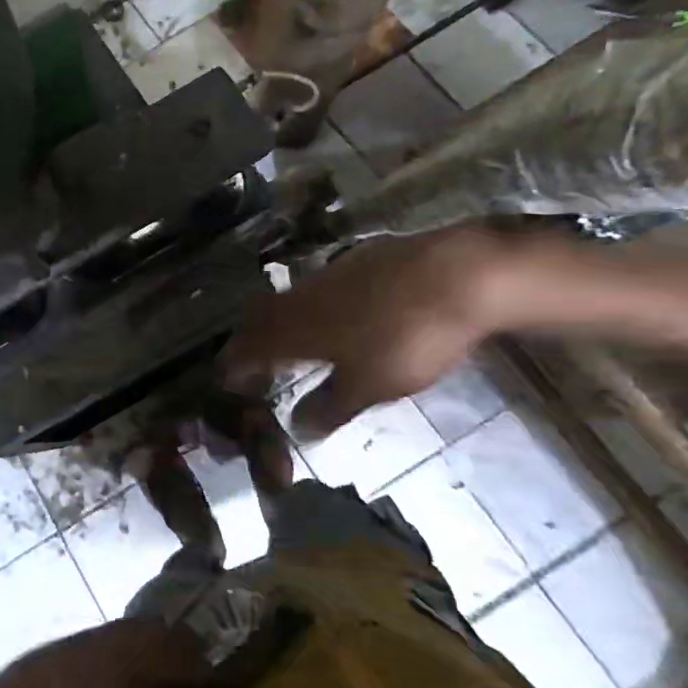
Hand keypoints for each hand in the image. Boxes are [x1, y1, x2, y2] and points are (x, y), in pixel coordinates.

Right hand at [223, 228, 523, 439]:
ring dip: (281, 326)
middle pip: (258, 319)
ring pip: (288, 302)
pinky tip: (337, 321)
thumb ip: (328, 407)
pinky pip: (317, 290)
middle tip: (255, 369)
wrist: (459, 275)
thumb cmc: (405, 340)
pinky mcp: (358, 260)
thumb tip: (298, 427)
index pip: (244, 349)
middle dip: (251, 345)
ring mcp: (328, 274)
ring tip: (292, 349)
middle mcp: (299, 297)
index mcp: (291, 329)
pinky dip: (312, 311)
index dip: (232, 369)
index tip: (228, 386)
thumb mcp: (368, 387)